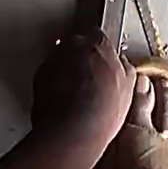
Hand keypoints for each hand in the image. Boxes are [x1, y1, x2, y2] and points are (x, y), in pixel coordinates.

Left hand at [31, 30, 134, 150]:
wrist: (71, 132)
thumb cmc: (99, 112)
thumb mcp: (127, 89)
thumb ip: (124, 68)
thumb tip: (122, 65)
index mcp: (97, 44)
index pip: (100, 36)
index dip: (102, 52)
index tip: (104, 63)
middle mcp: (73, 45)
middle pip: (79, 44)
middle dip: (84, 58)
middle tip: (92, 79)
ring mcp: (54, 58)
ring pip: (63, 57)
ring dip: (68, 68)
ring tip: (78, 93)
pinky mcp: (40, 73)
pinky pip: (50, 71)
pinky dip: (55, 80)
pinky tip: (64, 98)